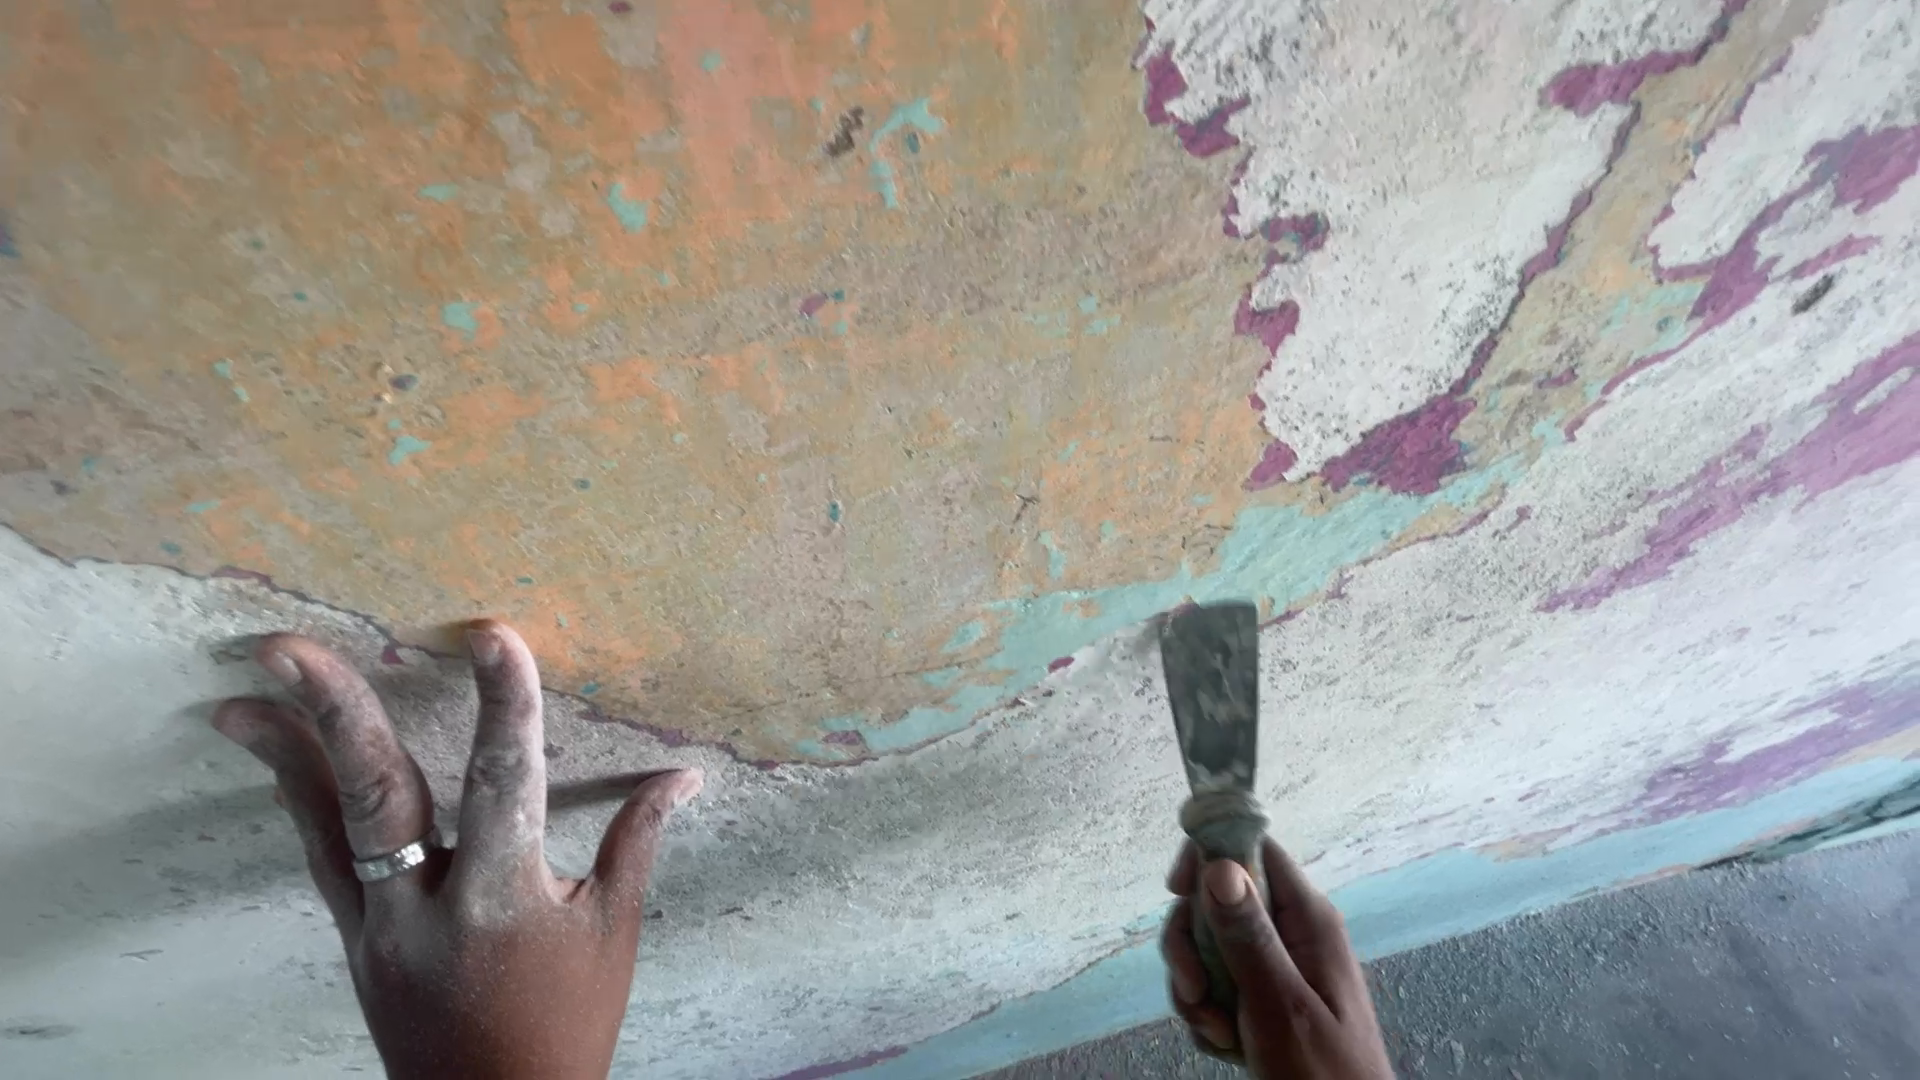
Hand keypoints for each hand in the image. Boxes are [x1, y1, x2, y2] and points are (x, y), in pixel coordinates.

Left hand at [211, 619, 701, 1079]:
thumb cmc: (569, 1021)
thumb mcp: (614, 928)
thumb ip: (638, 839)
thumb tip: (683, 776)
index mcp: (502, 898)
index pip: (508, 778)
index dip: (506, 703)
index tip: (494, 638)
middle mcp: (424, 906)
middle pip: (377, 797)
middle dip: (336, 716)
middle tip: (287, 651)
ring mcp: (377, 925)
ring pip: (328, 826)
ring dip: (288, 756)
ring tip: (242, 697)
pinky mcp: (359, 939)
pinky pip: (322, 858)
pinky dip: (302, 801)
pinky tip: (284, 765)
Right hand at [1161, 839, 1393, 1079]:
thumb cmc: (1323, 1077)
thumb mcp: (1281, 1006)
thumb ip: (1248, 935)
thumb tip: (1217, 863)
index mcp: (1306, 917)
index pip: (1249, 847)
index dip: (1207, 857)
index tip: (1176, 890)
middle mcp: (1289, 928)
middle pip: (1215, 898)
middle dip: (1190, 942)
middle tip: (1193, 987)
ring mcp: (1273, 961)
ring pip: (1205, 940)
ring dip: (1194, 984)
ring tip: (1213, 1029)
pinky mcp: (1260, 992)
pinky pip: (1212, 977)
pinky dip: (1204, 1008)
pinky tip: (1222, 1042)